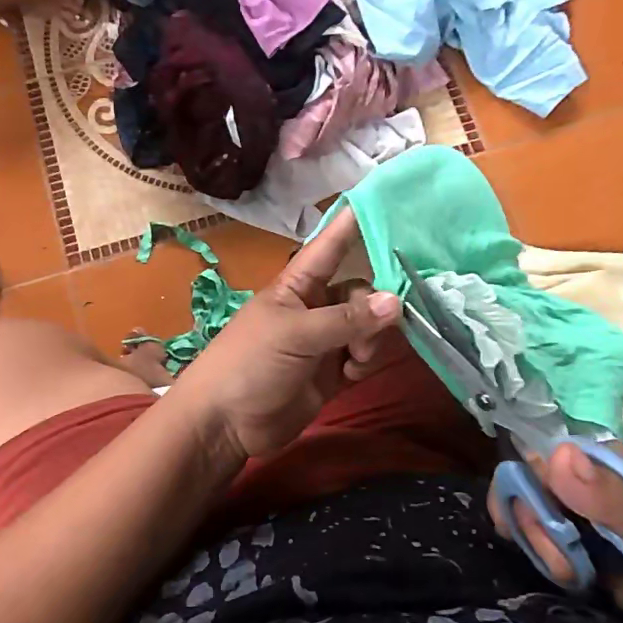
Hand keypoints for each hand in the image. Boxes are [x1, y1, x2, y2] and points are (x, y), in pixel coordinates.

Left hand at [166, 211, 399, 460]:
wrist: (226, 424)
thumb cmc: (249, 364)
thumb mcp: (295, 335)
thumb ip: (346, 320)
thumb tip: (396, 302)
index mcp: (298, 285)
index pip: (331, 246)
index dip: (354, 224)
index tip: (384, 199)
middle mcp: (315, 307)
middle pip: (360, 292)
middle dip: (372, 309)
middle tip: (371, 333)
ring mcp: (324, 341)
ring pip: (367, 326)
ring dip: (371, 339)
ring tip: (357, 359)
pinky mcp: (331, 372)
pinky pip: (363, 356)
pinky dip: (365, 362)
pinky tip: (353, 373)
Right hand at [490, 441, 622, 622]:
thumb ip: (616, 502)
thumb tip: (548, 456)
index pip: (543, 468)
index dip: (528, 505)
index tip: (548, 554)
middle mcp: (622, 485)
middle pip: (552, 500)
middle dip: (548, 540)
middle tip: (573, 581)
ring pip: (575, 532)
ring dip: (574, 565)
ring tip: (602, 595)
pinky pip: (604, 557)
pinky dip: (602, 579)